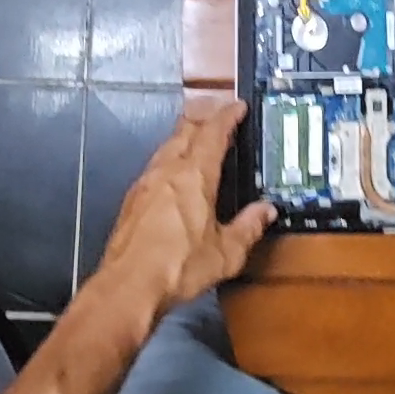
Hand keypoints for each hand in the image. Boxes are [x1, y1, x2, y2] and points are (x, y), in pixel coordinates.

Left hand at [94, 99, 275, 313]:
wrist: (128, 286)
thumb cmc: (179, 266)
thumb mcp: (226, 253)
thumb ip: (249, 227)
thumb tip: (266, 211)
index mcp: (195, 175)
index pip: (213, 132)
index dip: (227, 115)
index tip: (238, 106)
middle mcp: (168, 170)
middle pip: (185, 128)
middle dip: (204, 117)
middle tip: (219, 116)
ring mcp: (146, 182)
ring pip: (167, 145)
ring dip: (185, 136)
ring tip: (198, 140)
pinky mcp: (133, 199)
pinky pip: (155, 165)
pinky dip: (170, 158)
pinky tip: (174, 174)